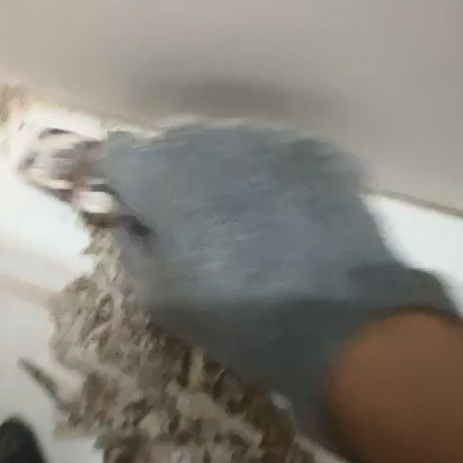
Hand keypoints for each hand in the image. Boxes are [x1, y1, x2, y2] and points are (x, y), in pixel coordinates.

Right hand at [101, 121, 462, 442]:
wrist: (343, 323)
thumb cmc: (237, 315)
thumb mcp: (160, 297)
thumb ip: (132, 244)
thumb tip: (132, 219)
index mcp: (159, 175)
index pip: (118, 150)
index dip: (124, 178)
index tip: (137, 205)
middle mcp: (205, 141)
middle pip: (174, 143)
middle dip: (176, 175)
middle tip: (197, 223)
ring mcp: (262, 139)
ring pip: (225, 144)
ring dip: (224, 171)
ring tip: (249, 220)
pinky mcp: (310, 149)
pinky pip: (274, 153)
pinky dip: (271, 176)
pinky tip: (290, 216)